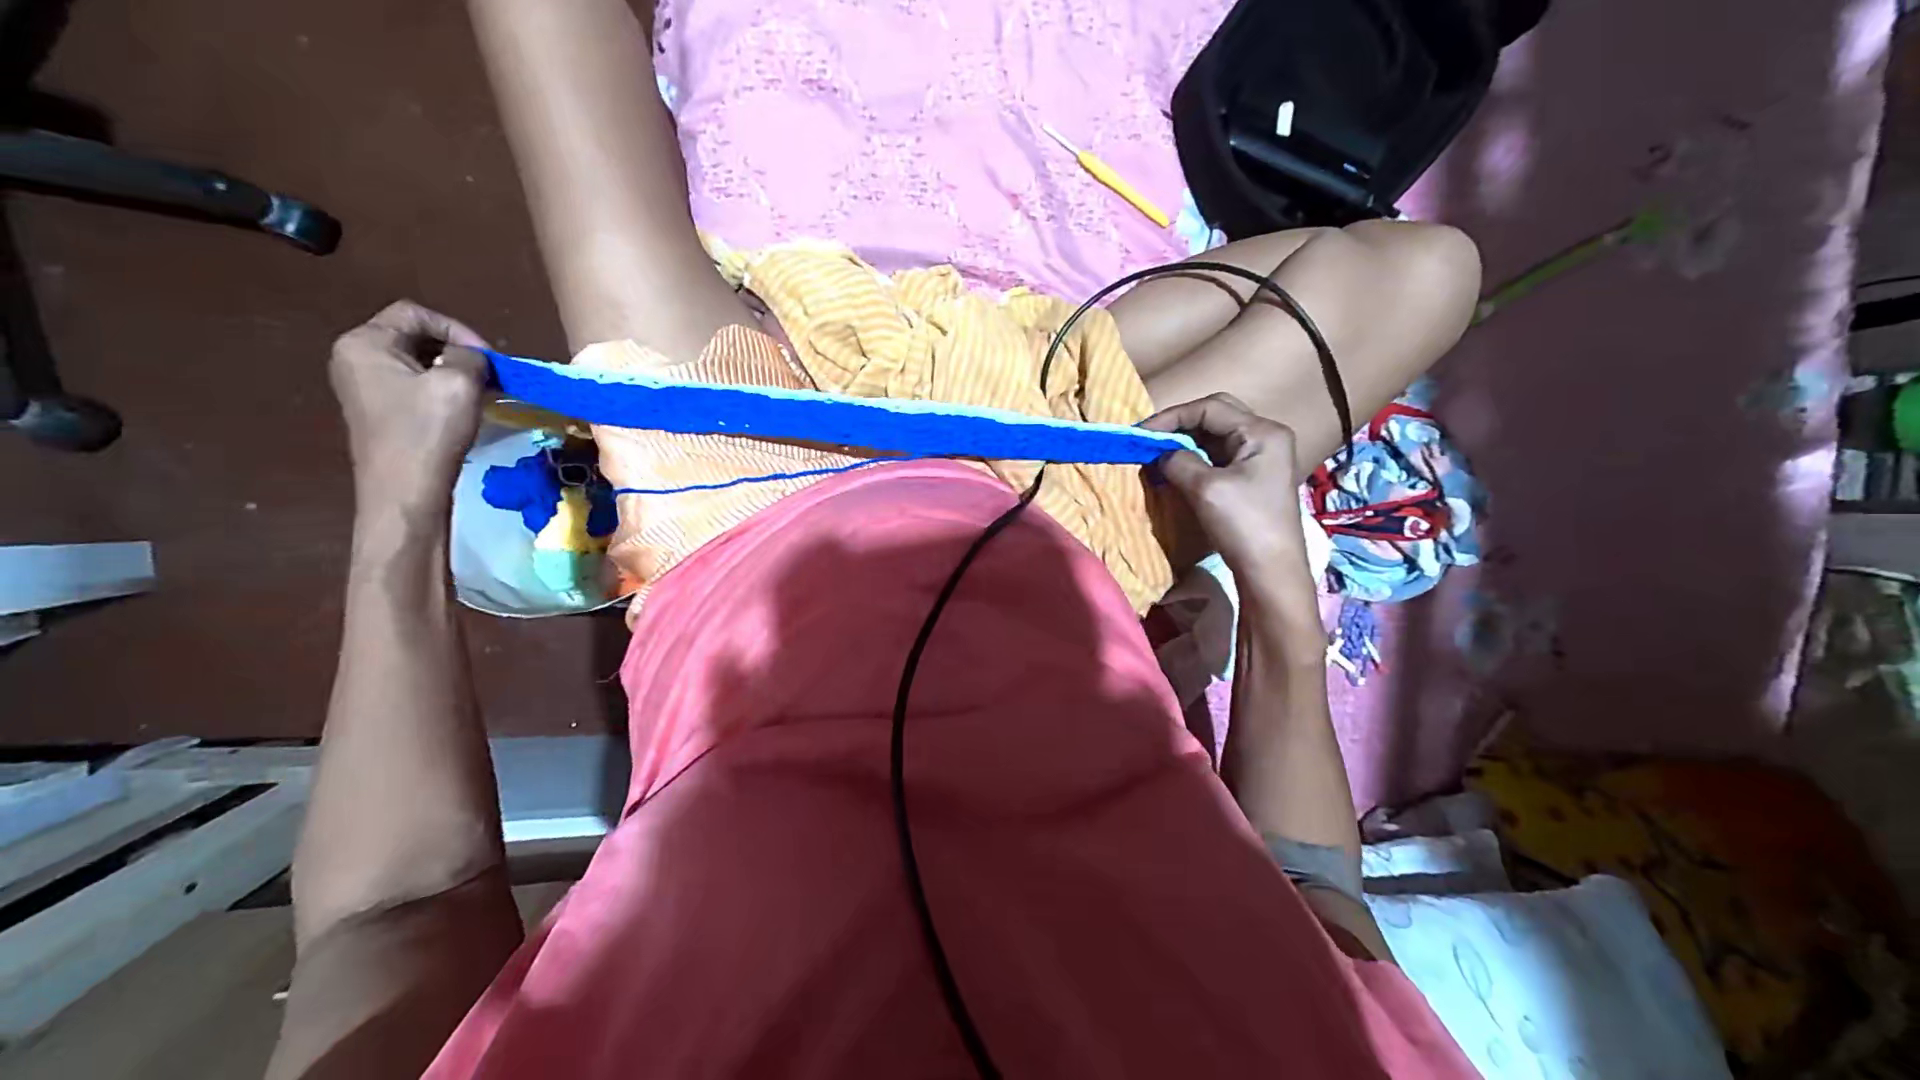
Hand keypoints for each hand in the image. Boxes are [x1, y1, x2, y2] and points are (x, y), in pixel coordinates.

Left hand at [330, 301, 491, 513]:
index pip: (415, 314)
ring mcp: (364, 387)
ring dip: (453, 372)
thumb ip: (470, 357)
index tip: (487, 358)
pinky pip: (414, 386)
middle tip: (489, 375)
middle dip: (456, 351)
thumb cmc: (428, 432)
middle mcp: (355, 358)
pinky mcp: (379, 411)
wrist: (405, 490)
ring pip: (417, 363)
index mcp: (364, 343)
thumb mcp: (459, 383)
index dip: (457, 329)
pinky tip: (463, 408)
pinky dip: (442, 390)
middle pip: (414, 336)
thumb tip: (472, 358)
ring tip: (482, 392)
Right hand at [1141, 394, 1312, 586]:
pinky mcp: (1253, 477)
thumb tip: (1162, 454)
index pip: (1210, 408)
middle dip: (1180, 425)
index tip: (1142, 434)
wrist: (1270, 570)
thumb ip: (1178, 461)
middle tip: (1151, 439)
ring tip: (1159, 455)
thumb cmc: (1243, 524)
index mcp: (1262, 432)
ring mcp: (1262, 457)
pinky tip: (1177, 469)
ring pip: (1216, 436)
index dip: (1172, 417)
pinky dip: (1195, 458)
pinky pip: (1219, 456)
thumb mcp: (1205, 488)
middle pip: (1216, 415)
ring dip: (1186, 442)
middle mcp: (1266, 436)